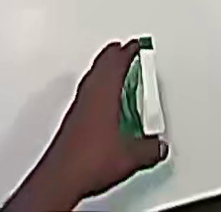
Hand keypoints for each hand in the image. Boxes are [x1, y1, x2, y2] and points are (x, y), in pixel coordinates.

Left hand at [5, 40, 168, 209]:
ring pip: (94, 73)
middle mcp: (91, 91)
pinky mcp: (73, 115)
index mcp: (105, 90)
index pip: (118, 60)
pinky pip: (88, 87)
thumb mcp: (130, 155)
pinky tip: (102, 96)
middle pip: (103, 62)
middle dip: (115, 53)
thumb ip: (148, 148)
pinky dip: (97, 82)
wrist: (62, 175)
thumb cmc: (89, 158)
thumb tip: (159, 146)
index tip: (136, 44)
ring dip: (105, 66)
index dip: (129, 50)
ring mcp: (80, 102)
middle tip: (125, 48)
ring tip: (115, 67)